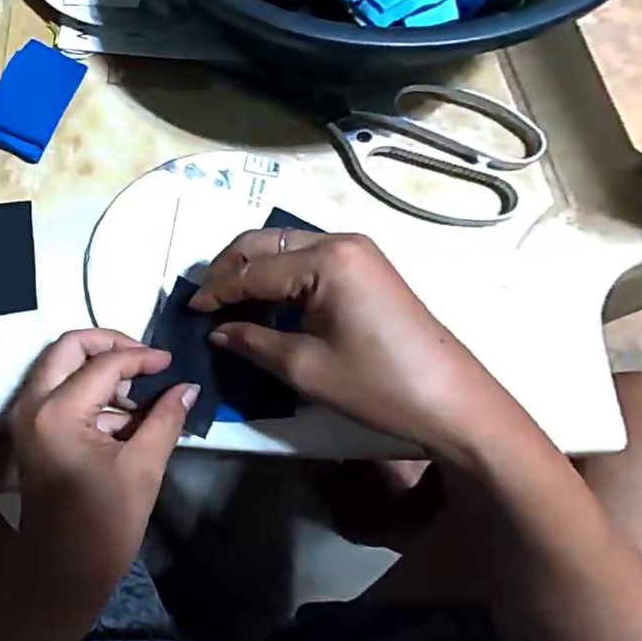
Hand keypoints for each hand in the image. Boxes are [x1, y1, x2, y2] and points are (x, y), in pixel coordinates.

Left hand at [3, 329, 196, 617]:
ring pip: (62, 365)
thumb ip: (165, 418)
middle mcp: (33, 405)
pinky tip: (125, 412)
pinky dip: (91, 389)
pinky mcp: (32, 431)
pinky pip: (60, 389)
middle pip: (70, 347)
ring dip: (100, 367)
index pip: (105, 364)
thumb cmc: (102, 526)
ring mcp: (27, 417)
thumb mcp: (143, 468)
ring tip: (140, 390)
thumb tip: (188, 386)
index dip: (142, 357)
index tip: (171, 362)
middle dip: (110, 343)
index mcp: (58, 413)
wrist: (58, 579)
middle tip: (146, 359)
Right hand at [191, 230, 529, 458]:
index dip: (217, 290)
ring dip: (255, 269)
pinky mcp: (366, 265)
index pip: (253, 269)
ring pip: (287, 247)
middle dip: (231, 269)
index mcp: (325, 260)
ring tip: (230, 303)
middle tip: (205, 301)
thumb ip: (253, 341)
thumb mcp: (305, 367)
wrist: (451, 399)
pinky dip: (282, 276)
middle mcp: (340, 241)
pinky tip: (269, 302)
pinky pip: (310, 259)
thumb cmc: (377, 384)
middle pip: (267, 243)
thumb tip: (217, 331)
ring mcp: (357, 250)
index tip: (189, 310)